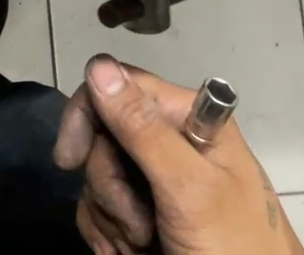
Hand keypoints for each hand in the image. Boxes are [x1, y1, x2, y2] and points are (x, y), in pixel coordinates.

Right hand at [54, 57, 303, 254]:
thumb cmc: (234, 251)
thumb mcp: (190, 191)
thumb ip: (143, 129)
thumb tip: (98, 66)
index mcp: (189, 117)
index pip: (117, 85)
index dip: (87, 115)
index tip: (69, 159)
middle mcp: (171, 139)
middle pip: (103, 136)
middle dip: (109, 186)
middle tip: (137, 226)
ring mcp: (157, 177)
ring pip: (98, 174)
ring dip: (111, 219)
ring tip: (144, 249)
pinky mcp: (146, 212)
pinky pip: (101, 207)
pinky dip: (108, 235)